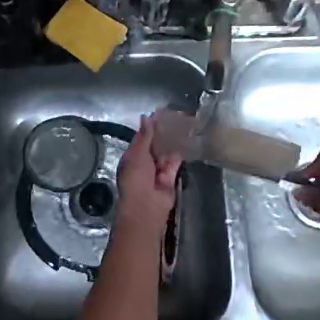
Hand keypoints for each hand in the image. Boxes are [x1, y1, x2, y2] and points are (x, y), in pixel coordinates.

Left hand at [115, 115, 181, 235]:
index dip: (150, 127)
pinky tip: (187, 140)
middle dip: (163, 134)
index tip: (160, 113)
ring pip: (165, 153)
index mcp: (131, 157)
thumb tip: (146, 117)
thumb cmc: (136, 178)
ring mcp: (157, 171)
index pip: (141, 139)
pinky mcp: (170, 177)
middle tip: (175, 117)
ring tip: (183, 125)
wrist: (146, 205)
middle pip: (154, 145)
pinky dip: (179, 153)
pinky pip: (174, 163)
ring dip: (172, 142)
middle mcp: (144, 164)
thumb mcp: (138, 154)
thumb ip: (144, 136)